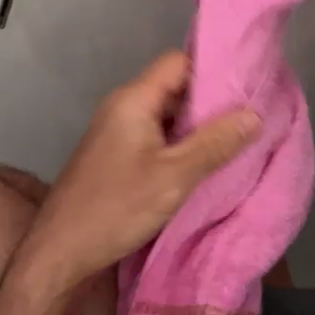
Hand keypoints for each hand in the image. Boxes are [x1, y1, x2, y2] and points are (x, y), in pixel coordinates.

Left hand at [22, 52, 260, 285]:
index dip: (211, 71)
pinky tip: (201, 162)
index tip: (245, 89)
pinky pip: (154, 134)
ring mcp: (116, 129)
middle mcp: (122, 105)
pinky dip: (178, 142)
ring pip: (165, 112)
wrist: (59, 252)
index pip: (178, 62)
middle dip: (208, 101)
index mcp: (134, 98)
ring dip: (194, 126)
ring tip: (232, 140)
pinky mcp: (114, 153)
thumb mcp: (174, 177)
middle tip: (247, 118)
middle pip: (173, 86)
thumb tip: (255, 114)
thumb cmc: (116, 208)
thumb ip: (215, 144)